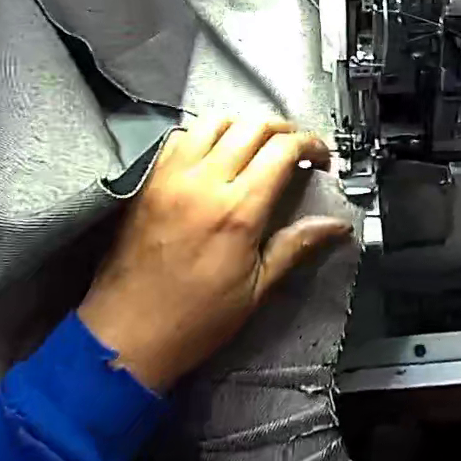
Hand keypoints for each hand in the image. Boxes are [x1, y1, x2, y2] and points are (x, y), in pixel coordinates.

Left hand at [78, 116, 353, 391]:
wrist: (123, 338)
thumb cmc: (195, 319)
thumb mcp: (258, 288)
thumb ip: (297, 246)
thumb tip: (337, 225)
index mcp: (238, 211)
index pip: (282, 149)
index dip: (311, 144)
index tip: (321, 159)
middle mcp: (203, 185)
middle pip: (252, 127)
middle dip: (284, 130)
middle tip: (297, 148)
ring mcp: (170, 180)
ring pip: (214, 122)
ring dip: (244, 126)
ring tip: (259, 145)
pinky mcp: (147, 183)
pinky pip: (180, 138)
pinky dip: (206, 135)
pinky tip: (218, 154)